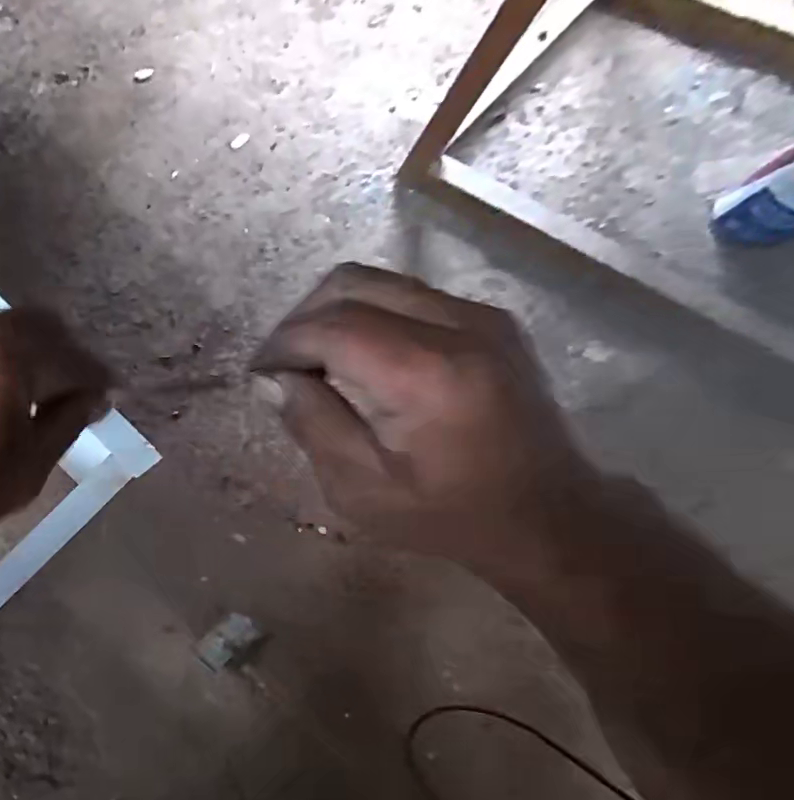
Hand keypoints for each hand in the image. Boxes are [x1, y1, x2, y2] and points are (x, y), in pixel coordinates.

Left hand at [0, 308, 110, 566]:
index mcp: (5, 352)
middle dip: (64, 361)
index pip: (72, 357)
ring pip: (7, 331)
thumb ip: (66, 422)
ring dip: (30, 357)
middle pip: (41, 329)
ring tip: (36, 400)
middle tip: (74, 400)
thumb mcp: (25, 468)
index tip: (108, 401)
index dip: (96, 381)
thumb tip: (91, 397)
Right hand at [252, 263, 602, 578]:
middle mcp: (458, 328)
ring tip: (308, 362)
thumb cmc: (443, 513)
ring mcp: (479, 319)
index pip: (328, 327)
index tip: (256, 377)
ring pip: (375, 283)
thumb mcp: (357, 485)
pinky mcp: (486, 324)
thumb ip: (311, 422)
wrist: (544, 516)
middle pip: (350, 286)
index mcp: (423, 374)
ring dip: (327, 315)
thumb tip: (270, 380)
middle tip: (279, 367)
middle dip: (298, 322)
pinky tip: (348, 360)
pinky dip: (360, 317)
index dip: (278, 347)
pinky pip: (403, 296)